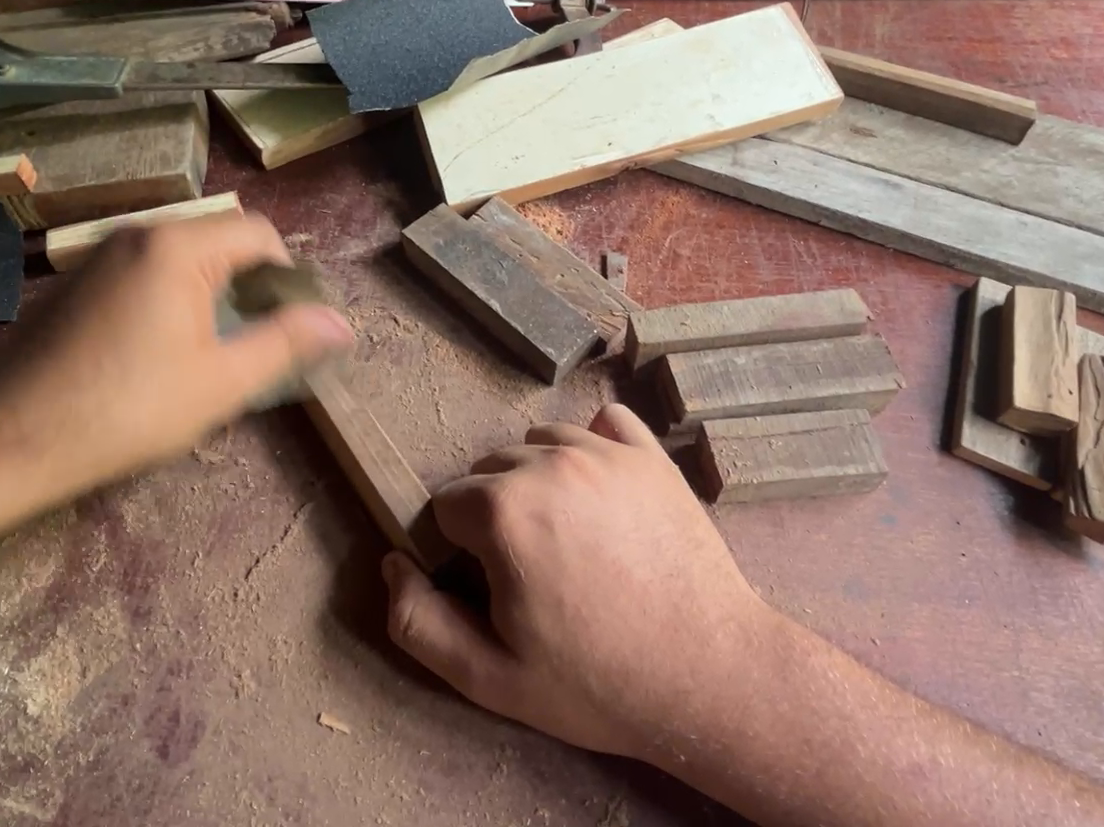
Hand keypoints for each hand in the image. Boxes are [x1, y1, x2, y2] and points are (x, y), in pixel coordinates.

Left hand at [0, 213, 352, 525]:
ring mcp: (101, 254)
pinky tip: (165, 347)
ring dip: (215, 289)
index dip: (288, 275)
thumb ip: (286, 342)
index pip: (260, 233)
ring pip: (185, 254)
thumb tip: (343, 323)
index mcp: (177, 247)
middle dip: (252, 282)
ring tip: (216, 346)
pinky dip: (176, 294)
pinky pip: (148, 268)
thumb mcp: (222, 382)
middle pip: (222, 238)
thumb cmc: (127, 411)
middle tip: (256, 339)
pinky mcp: (79, 280)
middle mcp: (138, 233)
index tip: (291, 325)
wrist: (6, 441)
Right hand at [381, 405, 776, 761]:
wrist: (710, 674)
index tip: (494, 585)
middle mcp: (550, 464)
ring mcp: (606, 452)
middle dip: (495, 512)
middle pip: (490, 470)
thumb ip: (417, 622)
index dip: (460, 548)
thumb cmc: (597, 680)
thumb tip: (393, 564)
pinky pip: (602, 421)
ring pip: (539, 445)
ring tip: (567, 533)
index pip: (446, 505)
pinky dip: (591, 446)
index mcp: (503, 510)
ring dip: (538, 479)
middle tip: (533, 568)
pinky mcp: (650, 454)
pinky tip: (601, 489)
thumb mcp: (489, 678)